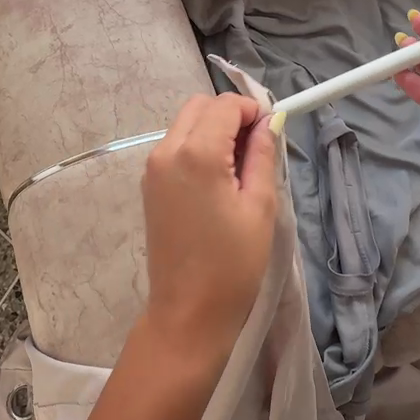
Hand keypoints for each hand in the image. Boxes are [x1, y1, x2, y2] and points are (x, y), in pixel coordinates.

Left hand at [140, 93, 279, 358]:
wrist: (188, 314)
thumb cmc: (232, 264)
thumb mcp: (259, 206)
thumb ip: (262, 154)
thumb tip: (268, 122)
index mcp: (197, 154)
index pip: (224, 105)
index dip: (251, 110)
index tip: (270, 131)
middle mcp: (167, 151)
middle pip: (199, 106)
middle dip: (229, 115)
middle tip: (255, 148)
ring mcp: (152, 168)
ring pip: (185, 123)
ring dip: (212, 130)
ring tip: (238, 168)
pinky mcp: (149, 184)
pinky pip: (175, 146)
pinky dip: (197, 147)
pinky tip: (216, 181)